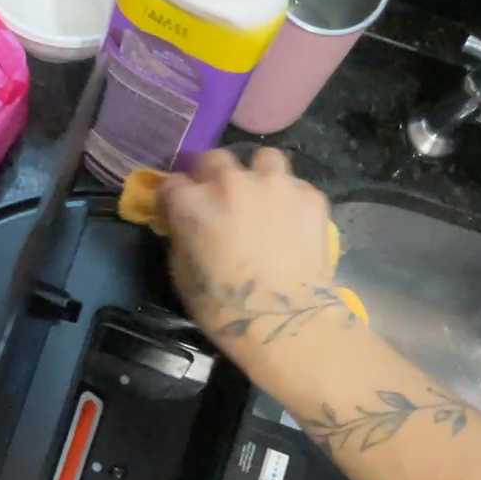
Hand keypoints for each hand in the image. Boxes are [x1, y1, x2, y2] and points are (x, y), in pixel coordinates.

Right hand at [160, 148, 351, 349]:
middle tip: (219, 201)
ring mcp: (274, 183)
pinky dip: (287, 200)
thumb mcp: (183, 276)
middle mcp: (231, 182)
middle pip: (214, 159)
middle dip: (211, 176)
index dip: (174, 198)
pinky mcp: (308, 194)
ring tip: (261, 200)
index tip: (178, 211)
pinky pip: (294, 185)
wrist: (284, 320)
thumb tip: (184, 226)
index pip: (172, 184)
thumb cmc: (224, 310)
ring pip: (262, 159)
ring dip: (256, 175)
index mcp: (192, 205)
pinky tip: (289, 224)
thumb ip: (181, 238)